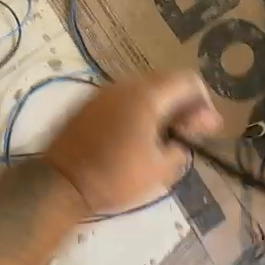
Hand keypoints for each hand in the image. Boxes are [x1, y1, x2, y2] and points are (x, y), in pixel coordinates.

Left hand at [43, 71, 223, 213]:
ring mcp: (104, 91)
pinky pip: (124, 98)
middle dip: (183, 105)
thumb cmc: (114, 176)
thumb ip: (181, 148)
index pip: (189, 81)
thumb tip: (188, 137)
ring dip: (161, 107)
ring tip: (164, 137)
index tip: (206, 129)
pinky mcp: (89, 104)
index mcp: (149, 94)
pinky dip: (139, 110)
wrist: (58, 183)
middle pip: (167, 82)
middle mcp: (127, 84)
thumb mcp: (158, 170)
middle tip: (189, 133)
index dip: (204, 102)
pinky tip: (138, 135)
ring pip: (144, 90)